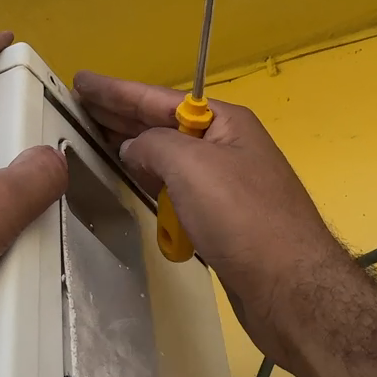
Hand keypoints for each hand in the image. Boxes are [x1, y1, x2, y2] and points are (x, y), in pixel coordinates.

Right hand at [73, 71, 376, 376]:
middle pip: (163, 124)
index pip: (158, 97)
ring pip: (170, 160)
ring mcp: (229, 184)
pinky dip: (156, 188)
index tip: (82, 81)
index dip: (117, 90)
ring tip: (98, 140)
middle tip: (81, 106)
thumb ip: (152, 145)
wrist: (296, 294)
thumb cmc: (243, 218)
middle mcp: (228, 146)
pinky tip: (134, 185)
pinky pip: (180, 193)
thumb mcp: (190, 166)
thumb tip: (133, 147)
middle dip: (123, 116)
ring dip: (136, 151)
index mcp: (225, 122)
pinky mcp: (226, 221)